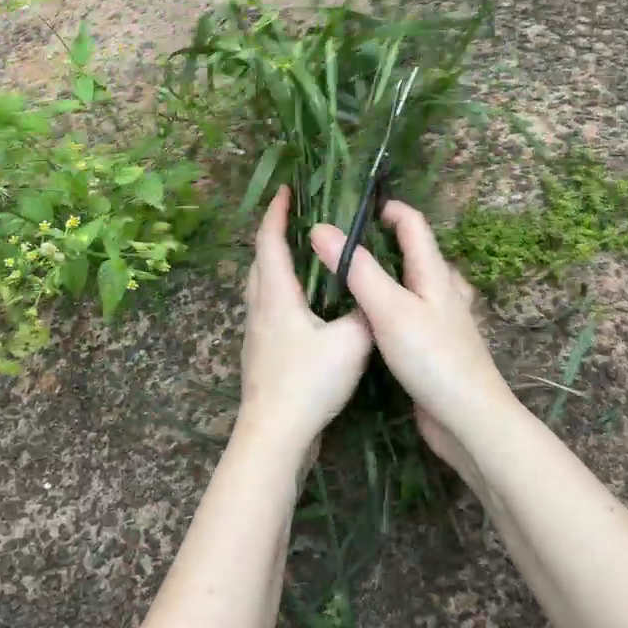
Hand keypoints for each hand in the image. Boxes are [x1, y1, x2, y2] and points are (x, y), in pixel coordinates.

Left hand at [237, 187, 372, 452]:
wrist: (274, 435)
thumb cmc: (309, 382)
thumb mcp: (351, 343)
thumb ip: (364, 314)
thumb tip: (372, 301)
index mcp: (276, 296)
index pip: (269, 242)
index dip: (276, 213)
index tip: (287, 191)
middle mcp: (259, 309)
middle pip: (259, 262)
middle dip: (274, 236)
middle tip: (297, 223)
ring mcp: (255, 335)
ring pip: (260, 288)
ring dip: (274, 267)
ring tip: (302, 261)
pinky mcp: (259, 357)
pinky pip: (266, 311)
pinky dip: (279, 295)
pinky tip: (302, 310)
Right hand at [308, 202, 517, 471]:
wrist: (467, 420)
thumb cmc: (432, 358)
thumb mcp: (390, 309)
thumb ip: (358, 270)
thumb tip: (321, 229)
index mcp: (435, 273)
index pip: (413, 224)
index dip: (386, 209)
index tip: (351, 207)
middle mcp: (441, 291)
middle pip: (413, 253)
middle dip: (381, 242)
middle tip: (340, 244)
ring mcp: (440, 321)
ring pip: (411, 286)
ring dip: (385, 276)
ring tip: (348, 278)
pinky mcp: (433, 348)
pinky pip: (409, 315)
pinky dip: (388, 307)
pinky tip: (367, 322)